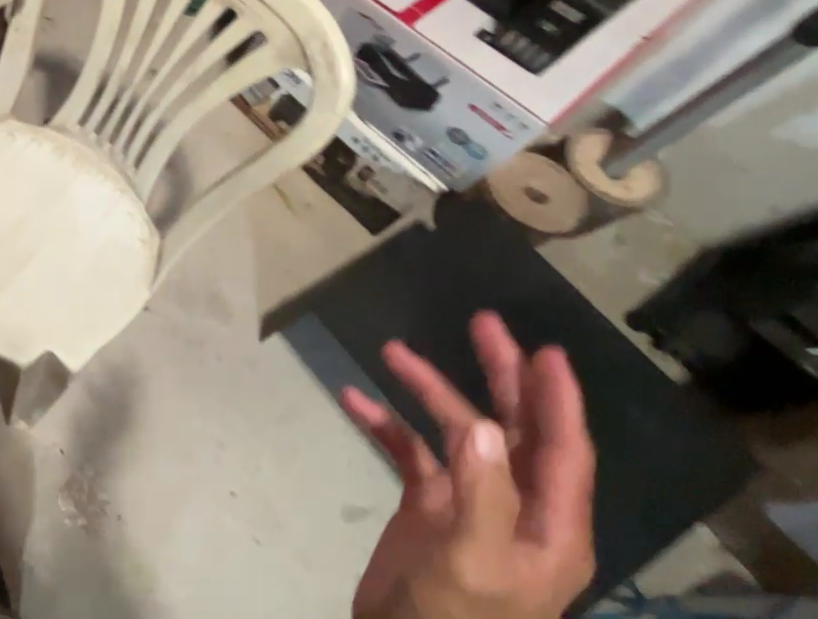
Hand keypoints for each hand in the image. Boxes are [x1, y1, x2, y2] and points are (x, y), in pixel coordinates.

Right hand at [342, 311, 596, 618]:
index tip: (543, 350)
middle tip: (483, 325)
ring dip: (426, 392)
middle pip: (512, 429)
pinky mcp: (426, 507)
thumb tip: (476, 422)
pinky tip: (352, 399)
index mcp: (548, 526)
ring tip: (392, 351)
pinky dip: (383, 424)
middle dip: (500, 376)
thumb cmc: (456, 617)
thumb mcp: (475, 563)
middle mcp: (514, 507)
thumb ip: (482, 495)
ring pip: (454, 433)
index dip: (557, 400)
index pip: (562, 450)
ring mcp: (467, 504)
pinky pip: (408, 452)